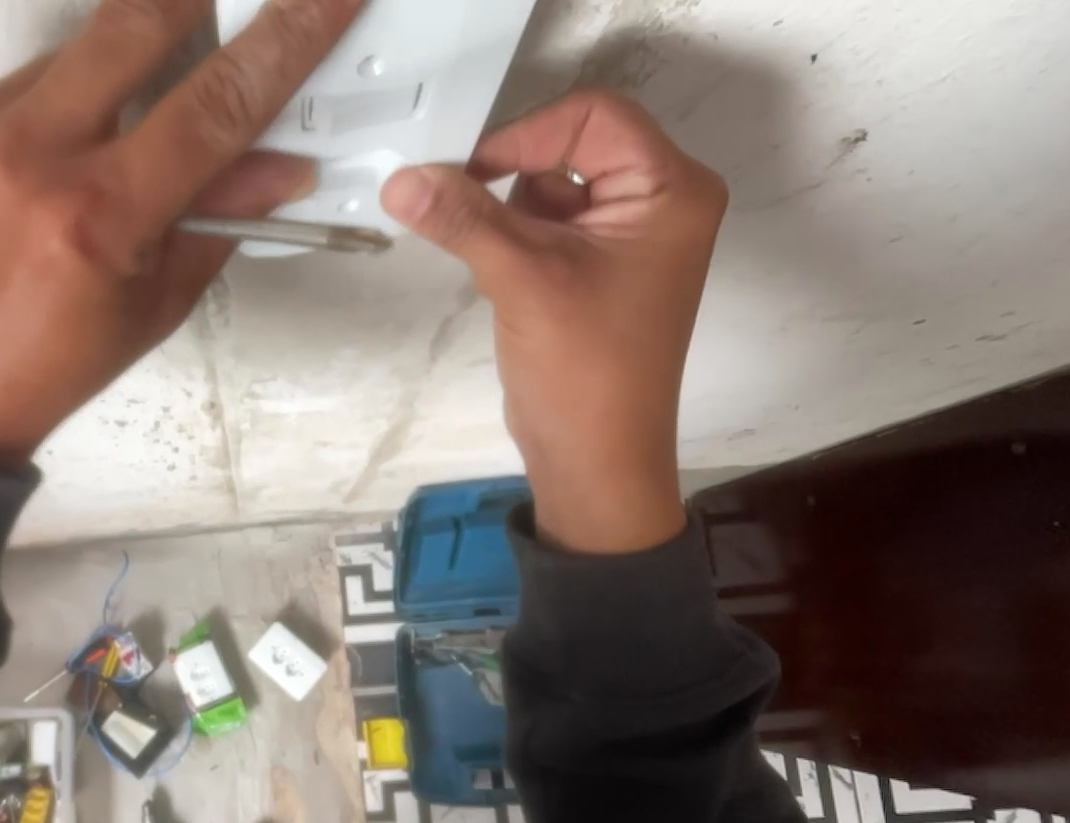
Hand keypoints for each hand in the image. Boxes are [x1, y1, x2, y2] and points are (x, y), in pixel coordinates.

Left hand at [0, 0, 367, 466]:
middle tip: (223, 7)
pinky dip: (51, 111)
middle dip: (195, 4)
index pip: (212, 109)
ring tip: (103, 149)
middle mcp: (27, 157)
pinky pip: (19, 82)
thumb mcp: (161, 296)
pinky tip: (39, 169)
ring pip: (74, 54)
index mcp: (98, 219)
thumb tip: (284, 161)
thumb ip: (222, 216)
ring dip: (111, 81)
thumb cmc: (67, 357)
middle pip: (136, 22)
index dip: (283, 42)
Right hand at [380, 91, 727, 553]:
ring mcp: (619, 242)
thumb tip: (400, 179)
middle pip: (568, 151)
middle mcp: (653, 205)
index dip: (524, 136)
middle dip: (509, 182)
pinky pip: (540, 231)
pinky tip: (497, 280)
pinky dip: (507, 244)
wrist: (592, 457)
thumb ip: (462, 220)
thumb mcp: (523, 280)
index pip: (591, 118)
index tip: (465, 175)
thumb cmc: (583, 369)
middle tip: (461, 214)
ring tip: (495, 268)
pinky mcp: (588, 274)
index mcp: (670, 190)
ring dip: (503, 219)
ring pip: (546, 193)